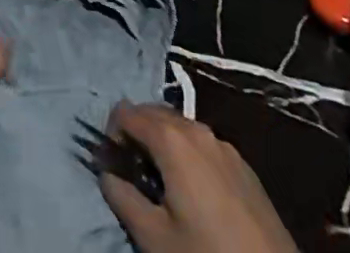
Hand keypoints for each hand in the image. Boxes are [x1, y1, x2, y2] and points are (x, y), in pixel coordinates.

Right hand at [99, 103, 298, 252]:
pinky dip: (184, 152)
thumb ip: (122, 197)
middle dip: (135, 132)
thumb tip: (107, 173)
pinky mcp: (242, 164)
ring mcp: (223, 145)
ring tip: (156, 182)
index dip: (112, 132)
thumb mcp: (153, 236)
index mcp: (172, 140)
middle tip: (129, 172)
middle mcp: (197, 130)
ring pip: (179, 126)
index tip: (112, 164)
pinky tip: (189, 191)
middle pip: (153, 112)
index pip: (127, 112)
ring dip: (159, 141)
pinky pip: (201, 143)